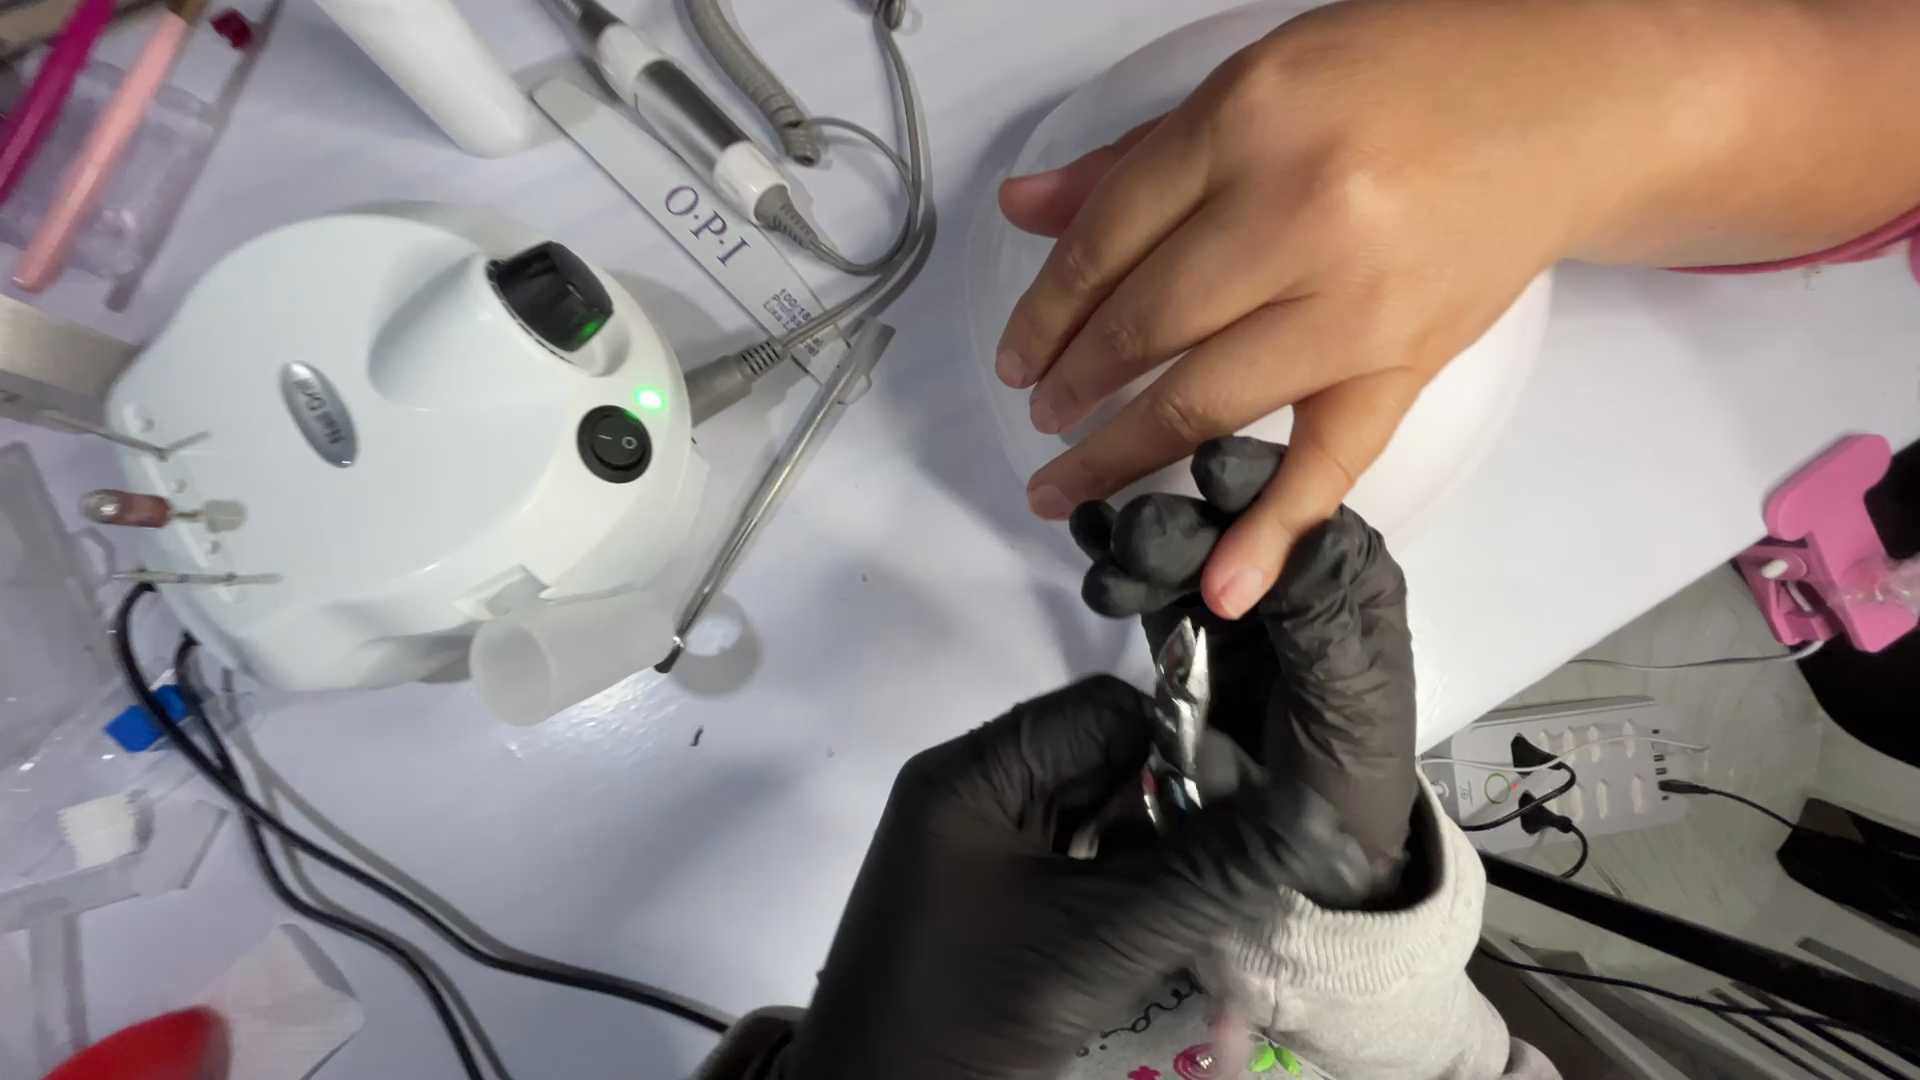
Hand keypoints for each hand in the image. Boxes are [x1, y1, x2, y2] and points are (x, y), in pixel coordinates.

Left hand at [773, 676, 1371, 1079]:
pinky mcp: (999, 884)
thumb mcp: (1098, 940)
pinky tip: (1179, 918)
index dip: (1179, 744)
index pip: (1100, 712)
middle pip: (1102, 760)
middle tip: (1247, 857)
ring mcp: (986, 836)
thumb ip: (1208, 875)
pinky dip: (1131, 882)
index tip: (1248, 802)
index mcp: (980, 769)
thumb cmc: (972, 1010)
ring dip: (1160, 848)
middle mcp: (981, 785)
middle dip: (1177, 804)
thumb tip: (1315, 814)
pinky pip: (1081, 857)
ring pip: (1099, 812)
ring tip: (1223, 894)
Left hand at [995, 0, 1919, 618]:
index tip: (1014, 362)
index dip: (1043, 314)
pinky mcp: (1403, 371)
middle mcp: (1296, 216)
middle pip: (1141, 329)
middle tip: (1038, 419)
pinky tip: (1220, 592)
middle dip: (1071, 385)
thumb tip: (1020, 207)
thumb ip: (1127, 156)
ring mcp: (1354, 308)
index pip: (1103, 244)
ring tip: (1062, 484)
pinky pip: (1328, 464)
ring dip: (1116, 456)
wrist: (1577, 102)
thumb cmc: (1402, 75)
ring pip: (1202, 403)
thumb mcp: (1249, 81)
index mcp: (1245, 122)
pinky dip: (1269, 533)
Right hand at [1071, 436, 1417, 882]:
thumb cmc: (1344, 770)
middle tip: (1135, 539)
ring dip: (1138, 546)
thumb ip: (1321, 618)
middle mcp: (1284, 574)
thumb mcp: (1349, 697)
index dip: (1258, 482)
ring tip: (1103, 561)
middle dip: (1180, 524)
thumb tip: (1288, 536)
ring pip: (1178, 548)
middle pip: (1226, 524)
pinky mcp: (1181, 624)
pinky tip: (1088, 548)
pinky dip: (1116, 566)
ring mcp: (1226, 597)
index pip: (1301, 508)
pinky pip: (1146, 584)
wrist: (1298, 846)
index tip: (1208, 469)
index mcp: (1344, 577)